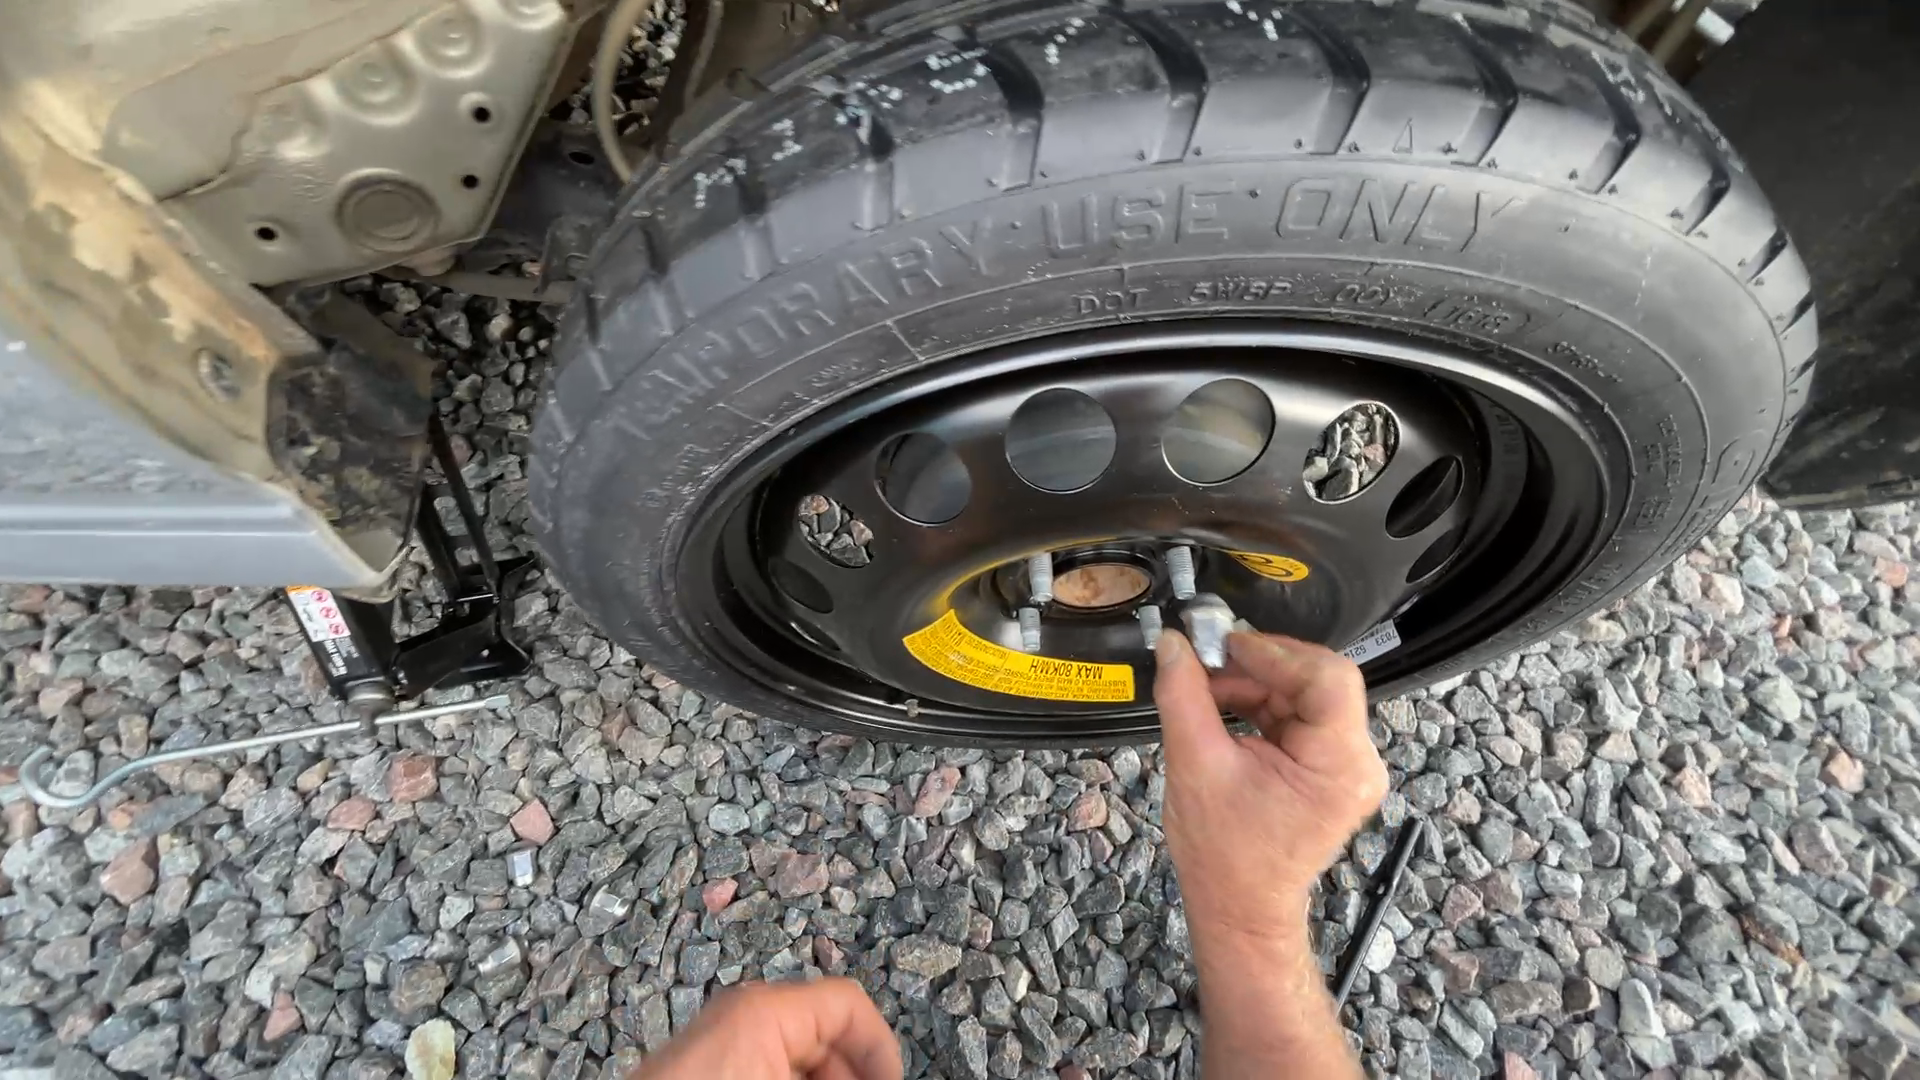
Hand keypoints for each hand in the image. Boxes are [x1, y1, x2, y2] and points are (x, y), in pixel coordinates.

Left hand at [631, 979, 900, 1079]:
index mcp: (766, 1009)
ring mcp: (718, 1042)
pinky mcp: (700, 1070)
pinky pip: (761, 1070)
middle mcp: (743, 1014)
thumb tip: (883, 1076)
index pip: (848, 1003)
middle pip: (824, 1033)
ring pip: (793, 1058)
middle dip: (849, 1074)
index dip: (882, 1047)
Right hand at [1153, 630, 1387, 946]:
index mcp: (1340, 765)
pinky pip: (1293, 710)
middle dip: (1257, 665)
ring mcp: (1343, 762)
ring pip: (1301, 690)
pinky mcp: (1324, 763)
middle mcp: (1355, 760)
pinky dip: (1255, 699)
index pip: (1328, 680)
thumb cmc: (1221, 849)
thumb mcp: (1194, 764)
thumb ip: (1183, 695)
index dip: (1275, 653)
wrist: (1238, 904)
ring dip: (1251, 680)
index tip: (1222, 644)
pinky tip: (1219, 702)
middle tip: (1205, 659)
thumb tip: (1171, 642)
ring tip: (1202, 685)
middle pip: (1316, 680)